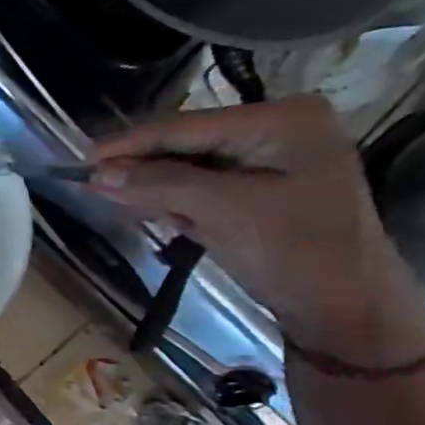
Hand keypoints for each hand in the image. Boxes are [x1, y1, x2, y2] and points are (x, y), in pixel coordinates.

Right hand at [92, 97, 424, 366]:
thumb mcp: (224, 212)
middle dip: (139, 164)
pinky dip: (168, 200)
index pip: (186, 126)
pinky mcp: (256, 194)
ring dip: (148, 184)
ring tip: (102, 194)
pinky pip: (198, 189)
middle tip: (86, 180)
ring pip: (186, 168)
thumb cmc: (295, 250)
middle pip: (185, 144)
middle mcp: (275, 131)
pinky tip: (140, 208)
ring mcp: (267, 163)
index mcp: (281, 120)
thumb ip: (160, 185)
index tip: (80, 157)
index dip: (130, 142)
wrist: (343, 304)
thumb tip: (98, 173)